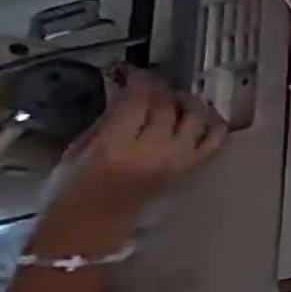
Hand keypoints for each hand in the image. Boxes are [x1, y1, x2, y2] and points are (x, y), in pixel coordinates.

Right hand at [36, 71, 228, 247]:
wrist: (94, 220)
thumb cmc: (74, 186)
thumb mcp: (78, 148)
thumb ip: (107, 117)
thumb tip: (122, 87)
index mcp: (118, 146)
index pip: (138, 102)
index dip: (138, 81)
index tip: (133, 71)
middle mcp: (155, 150)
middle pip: (167, 107)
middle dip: (159, 88)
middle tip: (151, 82)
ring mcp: (180, 157)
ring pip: (197, 117)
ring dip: (188, 101)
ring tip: (174, 97)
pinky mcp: (194, 165)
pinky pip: (216, 137)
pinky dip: (213, 121)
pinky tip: (201, 114)